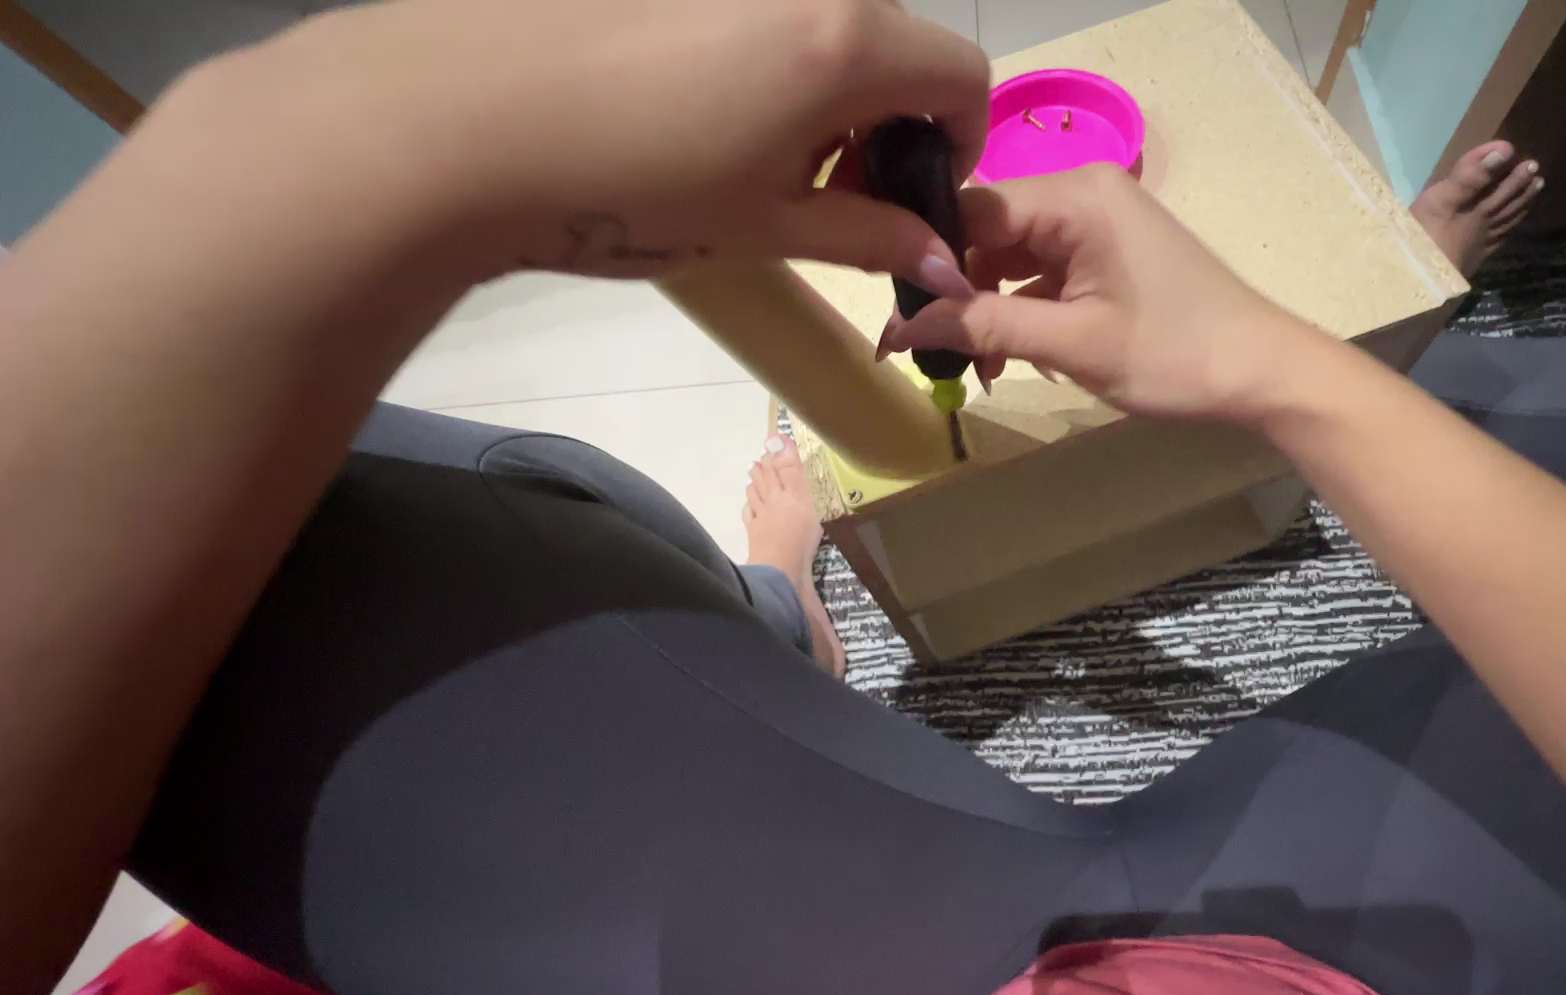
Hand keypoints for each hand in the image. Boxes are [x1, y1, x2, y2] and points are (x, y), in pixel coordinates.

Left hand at [183, 0, 988, 290]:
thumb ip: (873, 238)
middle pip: (901, 50)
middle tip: (840, 193)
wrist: (463, 122)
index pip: (962, 76)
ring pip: (837, 31)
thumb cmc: (641, 190)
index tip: (916, 194)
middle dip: (898, 128)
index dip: (961, 143)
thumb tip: (944, 260)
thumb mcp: (773, 227)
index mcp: (845, 44)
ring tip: (768, 161)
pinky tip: (717, 115)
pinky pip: (774, 15)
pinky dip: (782, 70)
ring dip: (838, 102)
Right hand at [883, 164, 1343, 425]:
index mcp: (1074, 198)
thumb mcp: (1071, 343)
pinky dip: (1021, 314)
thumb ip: (984, 327)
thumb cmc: (1173, 355)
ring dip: (988, 312)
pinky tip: (1012, 357)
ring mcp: (1095, 224)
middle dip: (958, 295)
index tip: (899, 317)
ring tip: (981, 369)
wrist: (1260, 373)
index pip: (970, 211)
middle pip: (986, 234)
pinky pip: (1041, 275)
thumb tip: (900, 328)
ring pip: (1010, 260)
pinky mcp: (1104, 254)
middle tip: (935, 354)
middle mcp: (1080, 194)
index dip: (927, 262)